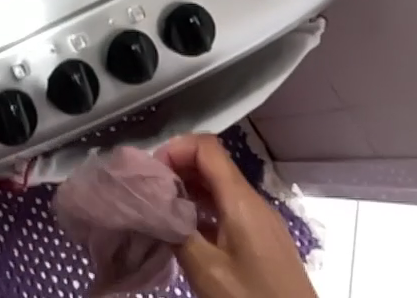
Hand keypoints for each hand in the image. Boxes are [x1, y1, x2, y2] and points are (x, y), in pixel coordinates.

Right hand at [157, 134, 318, 297]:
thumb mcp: (206, 270)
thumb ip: (176, 229)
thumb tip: (152, 204)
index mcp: (241, 201)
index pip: (206, 147)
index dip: (175, 149)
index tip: (154, 175)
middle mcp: (254, 202)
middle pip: (212, 163)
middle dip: (178, 169)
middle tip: (154, 194)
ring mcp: (262, 221)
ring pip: (220, 186)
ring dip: (190, 190)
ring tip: (166, 213)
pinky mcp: (264, 239)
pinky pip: (229, 207)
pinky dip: (204, 209)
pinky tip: (189, 234)